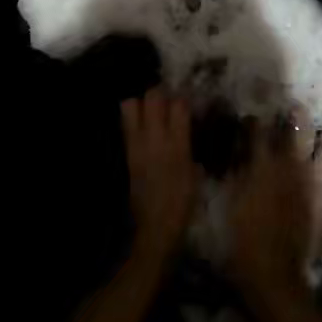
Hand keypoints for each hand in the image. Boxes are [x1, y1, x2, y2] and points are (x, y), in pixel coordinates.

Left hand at [121, 89, 195, 263]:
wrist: (156, 228)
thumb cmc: (182, 204)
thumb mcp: (196, 175)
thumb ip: (191, 147)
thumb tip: (188, 131)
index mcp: (177, 144)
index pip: (179, 104)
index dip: (184, 97)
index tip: (188, 98)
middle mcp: (155, 138)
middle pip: (152, 96)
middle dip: (161, 92)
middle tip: (168, 99)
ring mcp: (137, 143)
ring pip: (130, 104)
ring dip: (141, 102)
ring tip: (151, 109)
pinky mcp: (127, 153)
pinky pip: (126, 125)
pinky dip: (133, 119)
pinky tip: (143, 126)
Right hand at [225, 114, 321, 310]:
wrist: (274, 276)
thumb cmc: (242, 238)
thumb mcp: (228, 200)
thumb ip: (234, 169)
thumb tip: (236, 150)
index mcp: (262, 162)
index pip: (257, 126)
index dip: (253, 118)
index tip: (249, 117)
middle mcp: (290, 164)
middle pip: (298, 125)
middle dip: (294, 113)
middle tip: (289, 109)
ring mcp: (312, 181)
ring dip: (320, 138)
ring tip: (315, 136)